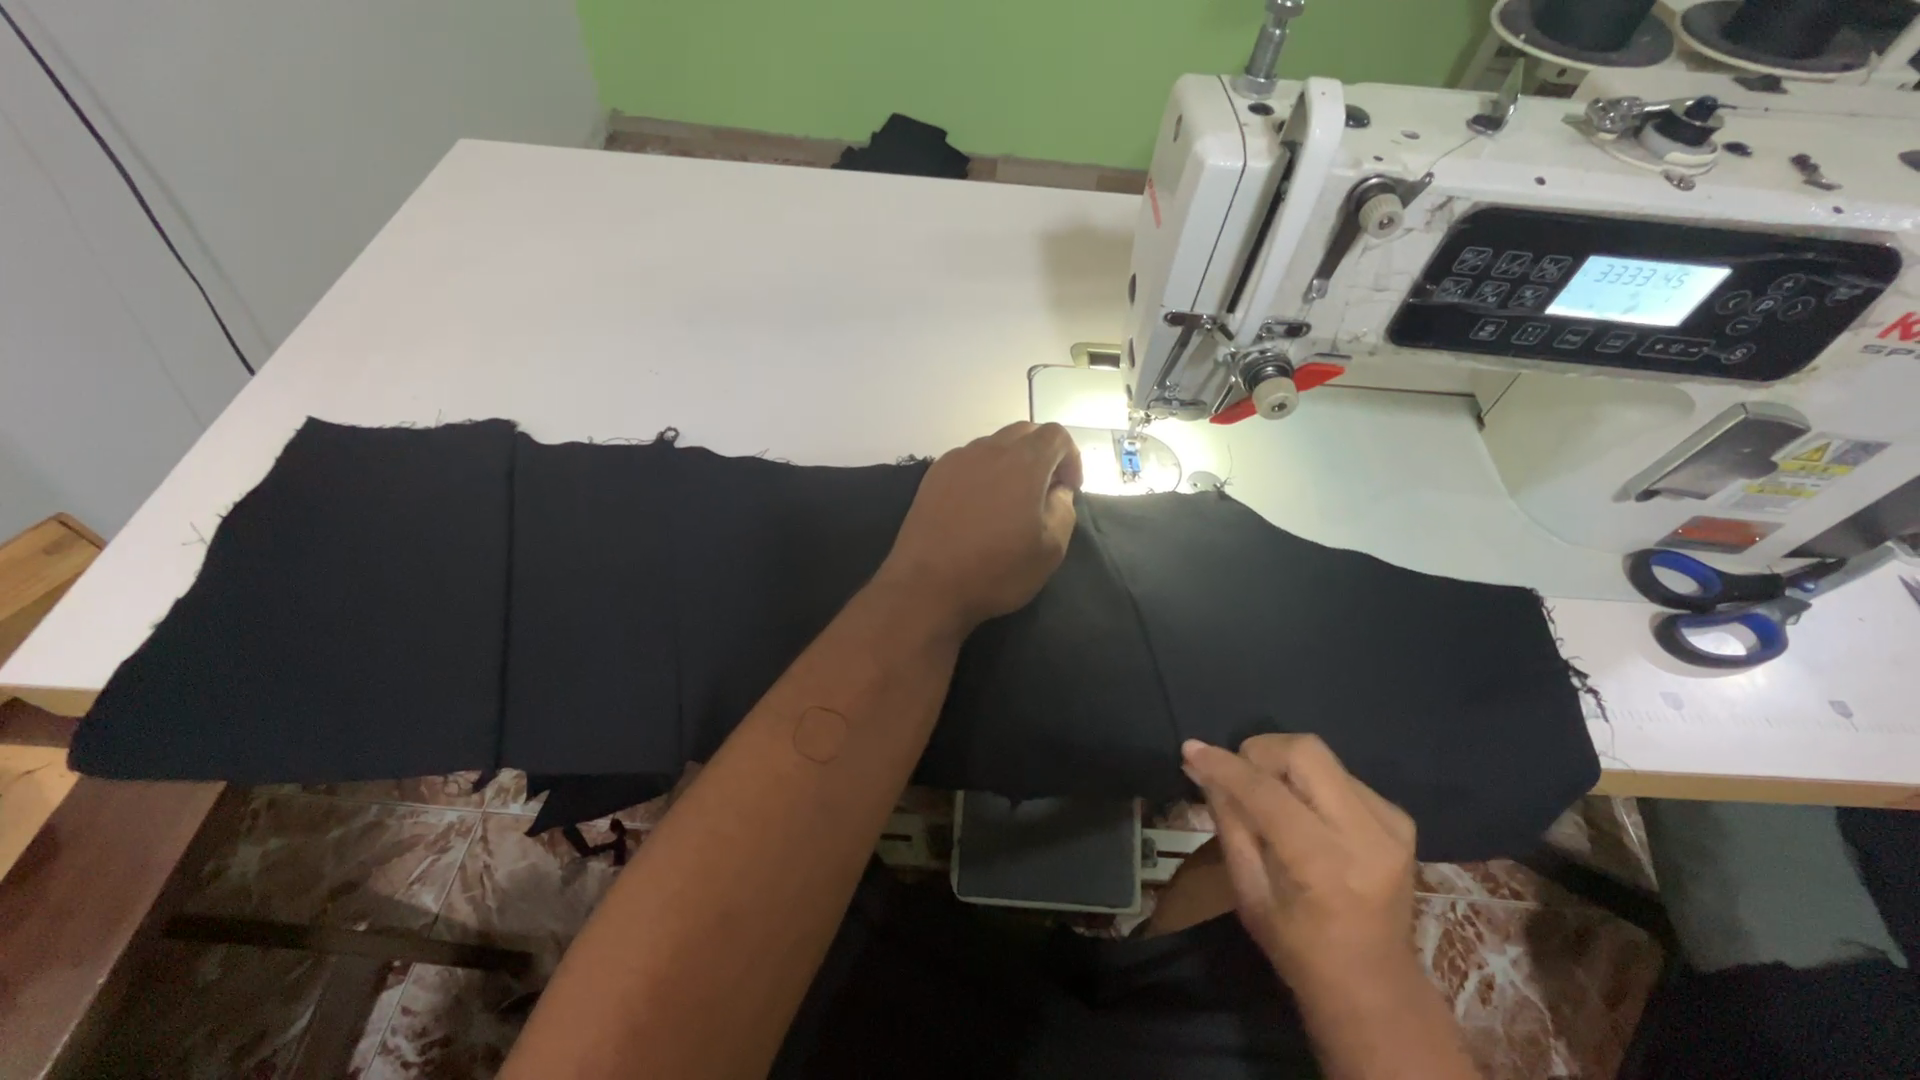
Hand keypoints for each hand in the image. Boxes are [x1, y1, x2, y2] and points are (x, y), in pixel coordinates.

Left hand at [876, 422, 1081, 630]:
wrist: (926, 586)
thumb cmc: (996, 571)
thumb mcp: (1051, 549)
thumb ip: (1064, 509)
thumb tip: (1057, 490)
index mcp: (1023, 462)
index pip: (1056, 435)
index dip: (1070, 458)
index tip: (1068, 490)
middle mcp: (989, 450)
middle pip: (1024, 433)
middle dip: (1042, 455)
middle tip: (1043, 493)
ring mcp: (956, 460)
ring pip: (994, 445)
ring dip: (1011, 463)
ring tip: (1009, 503)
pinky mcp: (933, 476)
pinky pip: (968, 462)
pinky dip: (983, 473)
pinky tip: (978, 508)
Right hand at [1180, 734, 1420, 996]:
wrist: (1374, 983)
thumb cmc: (1299, 948)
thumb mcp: (1249, 892)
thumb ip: (1230, 823)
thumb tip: (1201, 768)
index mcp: (1324, 864)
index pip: (1267, 792)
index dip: (1224, 766)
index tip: (1192, 750)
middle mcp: (1366, 834)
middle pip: (1305, 752)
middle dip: (1260, 751)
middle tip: (1236, 773)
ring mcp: (1391, 824)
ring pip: (1323, 759)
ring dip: (1284, 766)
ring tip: (1266, 796)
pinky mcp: (1400, 820)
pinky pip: (1342, 776)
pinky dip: (1310, 782)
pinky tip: (1302, 813)